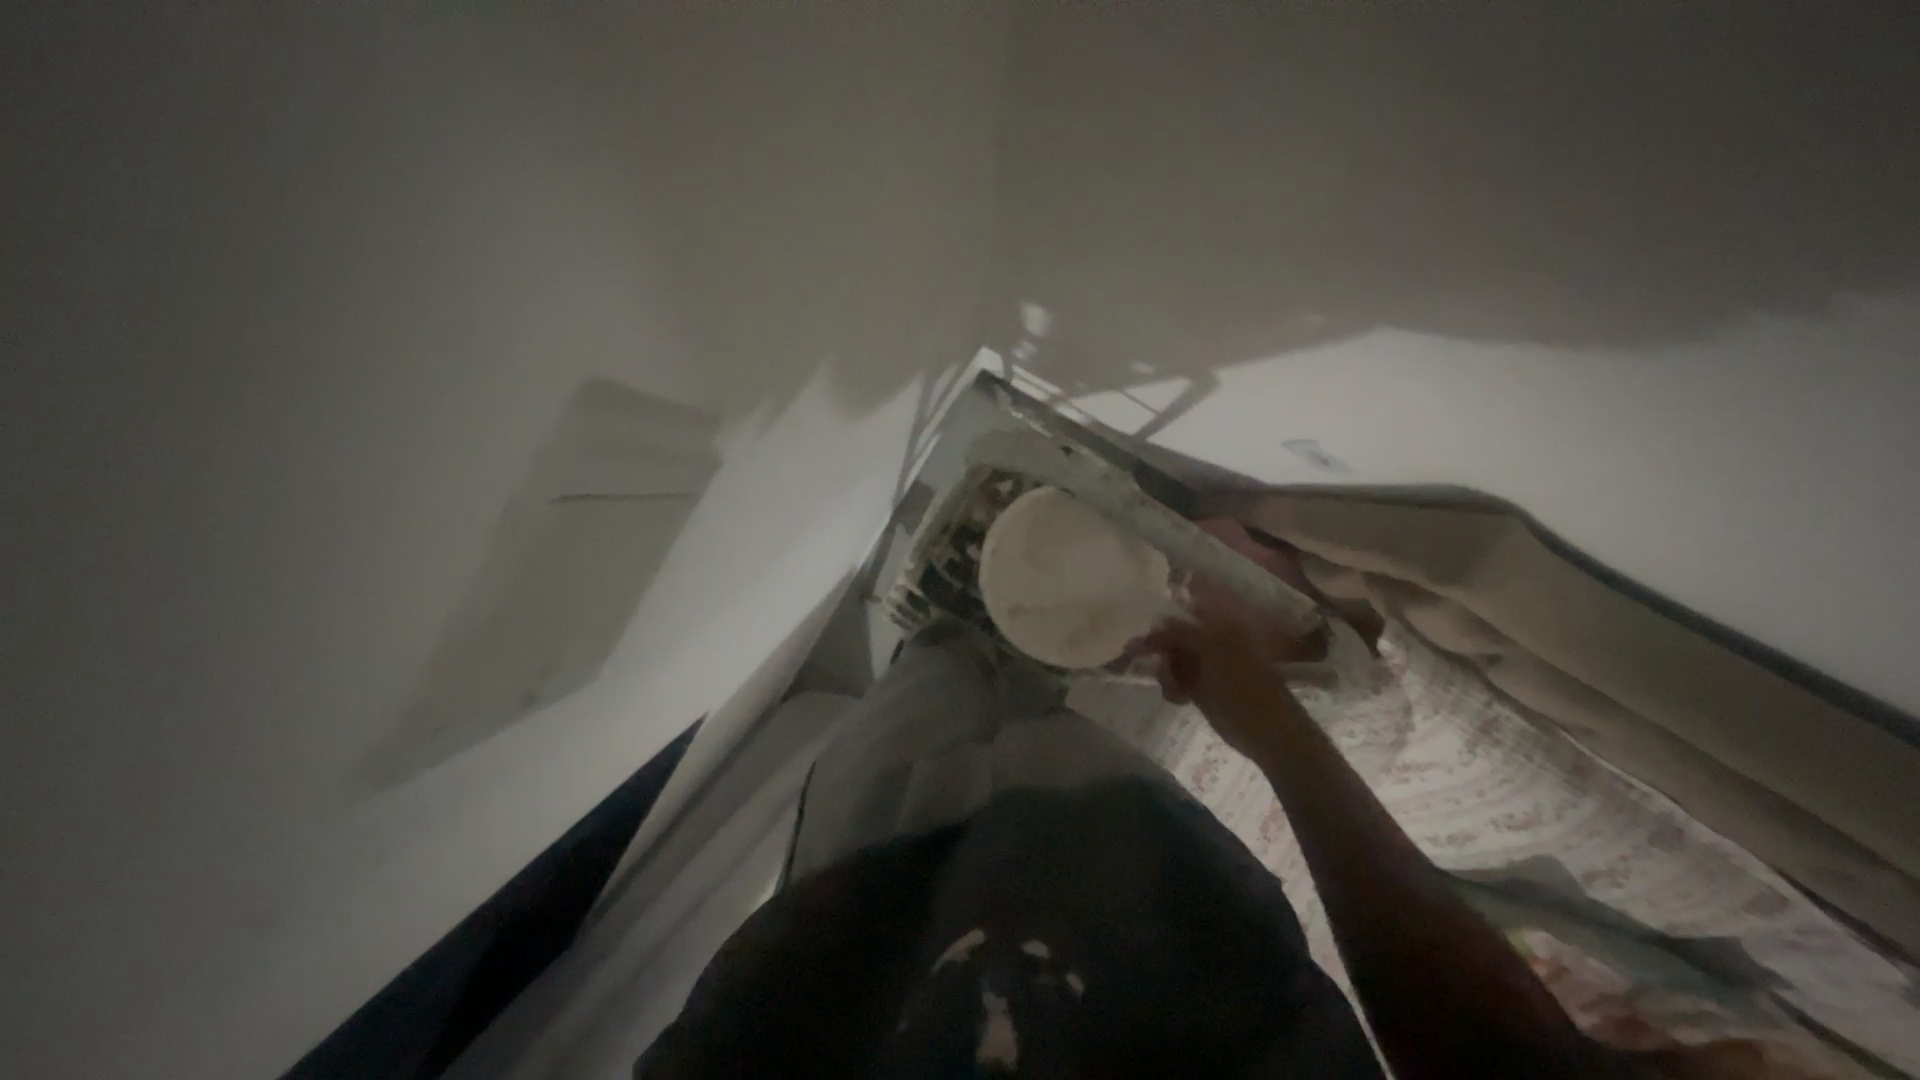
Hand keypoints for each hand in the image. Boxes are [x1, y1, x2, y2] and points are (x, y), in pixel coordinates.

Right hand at [1130, 590, 1325, 760]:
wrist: (1271, 735)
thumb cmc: (1244, 691)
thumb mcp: (1212, 653)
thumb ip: (1184, 634)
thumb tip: (1160, 621)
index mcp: (1222, 631)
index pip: (1183, 621)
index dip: (1160, 630)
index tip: (1134, 646)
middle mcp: (1215, 645)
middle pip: (1177, 640)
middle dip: (1163, 654)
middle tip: (1155, 670)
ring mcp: (1211, 669)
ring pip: (1176, 662)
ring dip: (1169, 674)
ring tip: (1174, 691)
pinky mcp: (1206, 690)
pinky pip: (1181, 681)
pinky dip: (1175, 688)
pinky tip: (1178, 699)